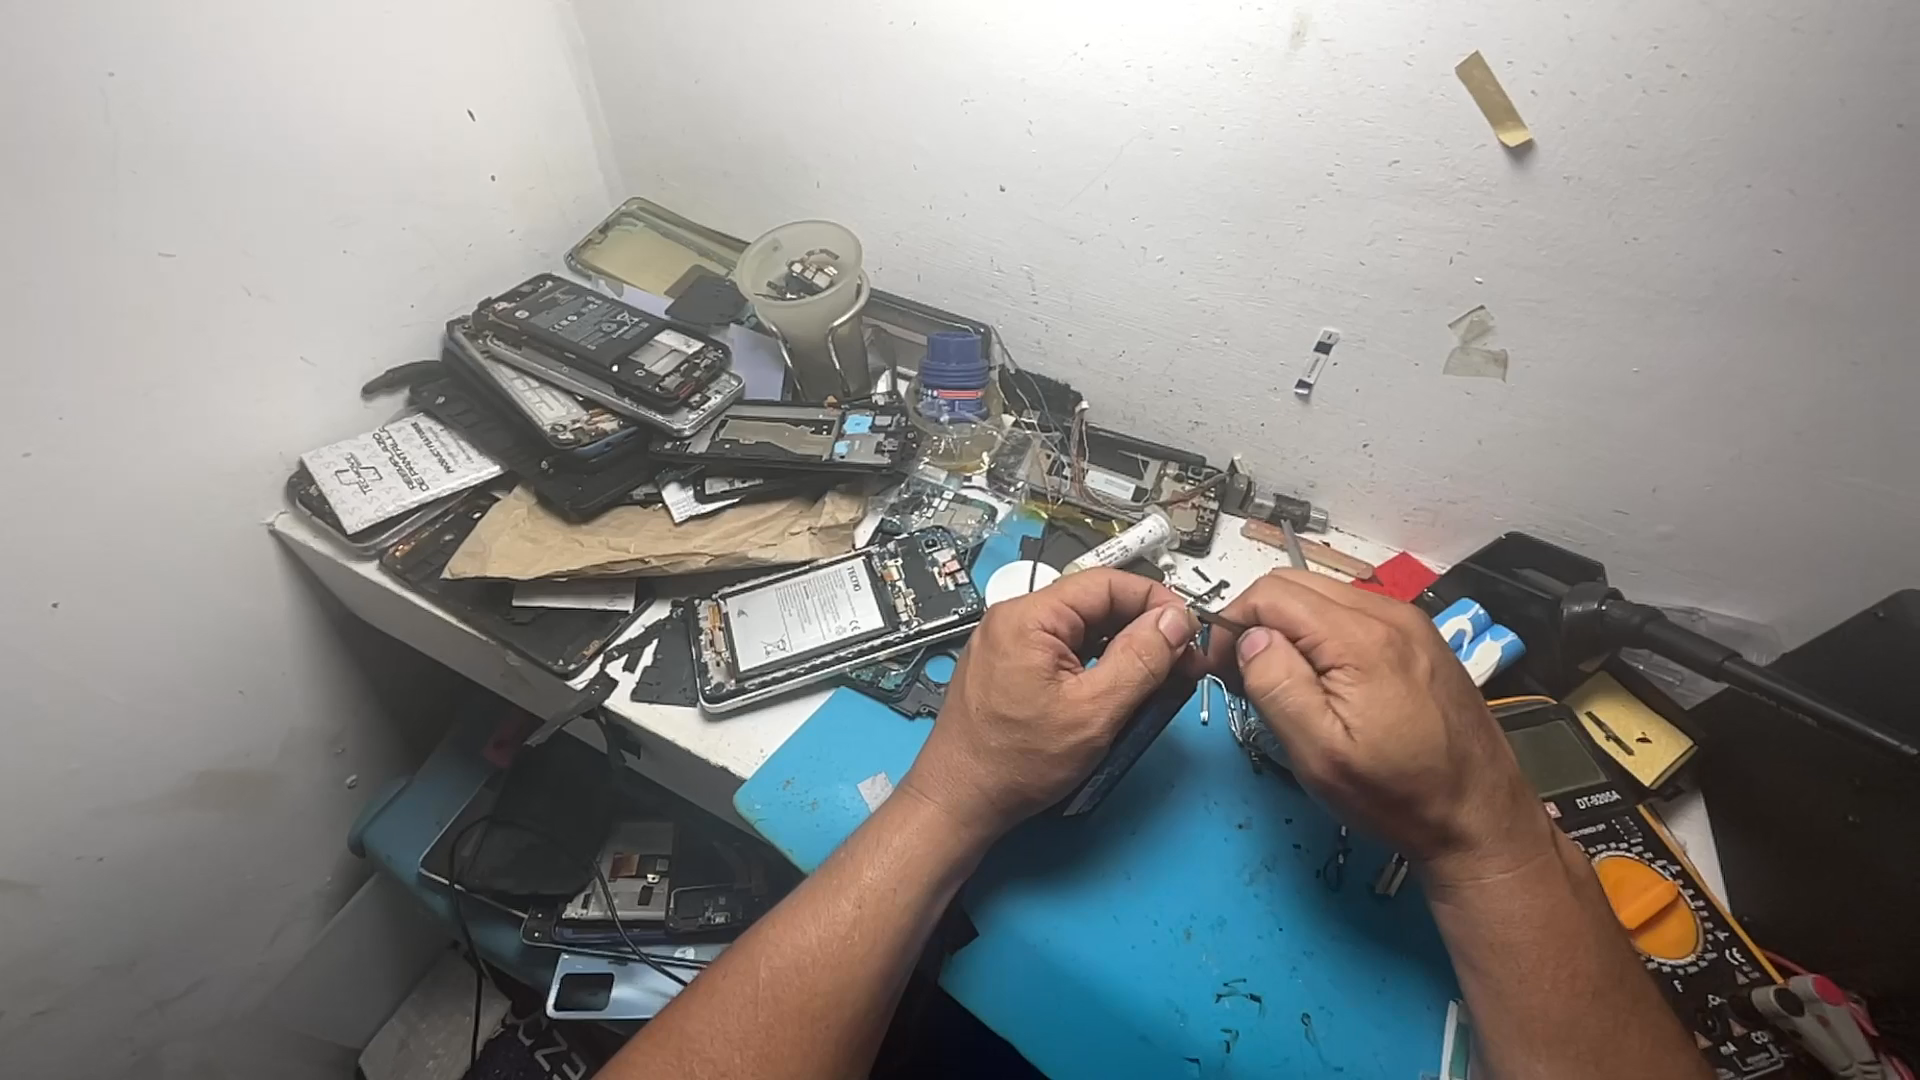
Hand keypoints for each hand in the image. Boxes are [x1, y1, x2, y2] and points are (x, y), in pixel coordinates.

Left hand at [899, 569, 1199, 840]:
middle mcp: (1015, 620)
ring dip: (1127, 652)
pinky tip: (1127, 691)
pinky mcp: (1014, 667)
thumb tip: (1174, 620)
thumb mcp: (1093, 712)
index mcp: (1028, 617)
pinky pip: (1068, 654)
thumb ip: (1141, 660)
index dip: (1155, 601)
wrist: (960, 801)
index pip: (1106, 584)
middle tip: (1184, 662)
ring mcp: (1011, 643)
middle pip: (1097, 606)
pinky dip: (1102, 669)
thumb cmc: (1013, 764)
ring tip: (1162, 681)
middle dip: (1145, 631)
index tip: (1188, 628)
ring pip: (1086, 632)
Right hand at [1213, 571, 1555, 884]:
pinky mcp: (1417, 638)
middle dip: (1254, 620)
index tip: (1222, 668)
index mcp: (1362, 638)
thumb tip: (1250, 638)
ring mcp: (1408, 623)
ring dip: (1284, 626)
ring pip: (1318, 594)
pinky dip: (1316, 632)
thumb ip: (1276, 684)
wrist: (1483, 822)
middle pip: (1292, 584)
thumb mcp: (1319, 751)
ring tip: (1279, 679)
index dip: (1233, 623)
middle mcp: (1388, 615)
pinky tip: (1317, 676)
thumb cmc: (1397, 795)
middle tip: (1244, 674)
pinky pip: (1347, 612)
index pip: (1270, 593)